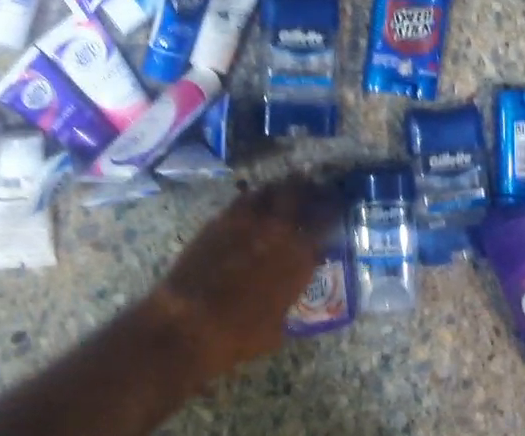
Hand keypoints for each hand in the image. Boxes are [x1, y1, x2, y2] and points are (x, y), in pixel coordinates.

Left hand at [151, 176, 340, 376]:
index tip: (335, 206)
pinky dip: (251, 199)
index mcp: (299, 255)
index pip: (326, 218)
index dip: (333, 209)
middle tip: (309, 190)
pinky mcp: (220, 218)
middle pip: (299, 192)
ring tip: (280, 195)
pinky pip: (242, 199)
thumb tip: (291, 293)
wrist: (190, 322)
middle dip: (307, 188)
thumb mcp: (278, 326)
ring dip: (278, 190)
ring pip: (269, 189)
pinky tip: (250, 207)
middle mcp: (278, 229)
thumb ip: (289, 299)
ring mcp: (248, 219)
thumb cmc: (238, 335)